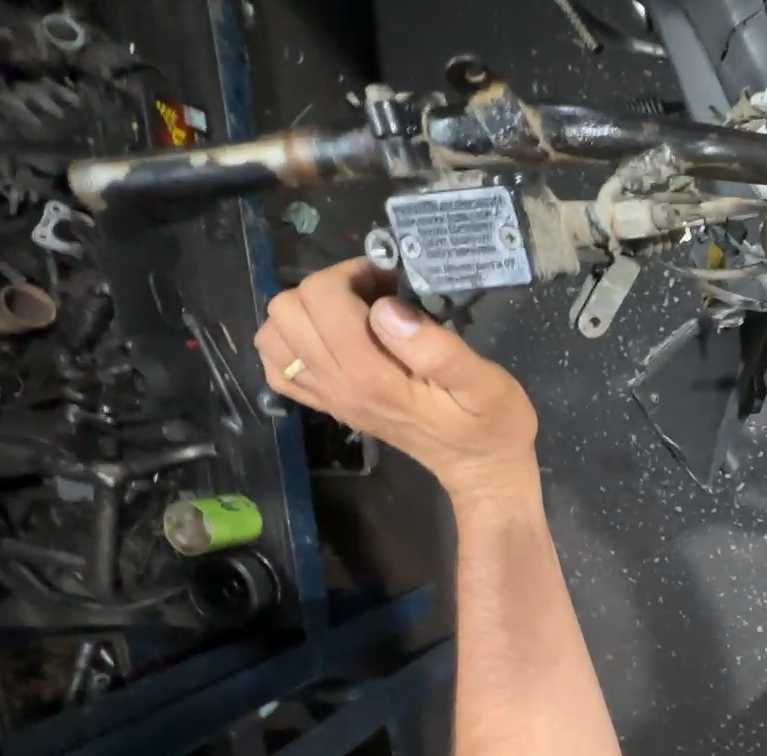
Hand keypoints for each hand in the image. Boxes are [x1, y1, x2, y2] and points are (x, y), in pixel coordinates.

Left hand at [254, 258, 538, 507]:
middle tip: (376, 295)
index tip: (394, 281)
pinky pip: (280, 367)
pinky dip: (294, 343)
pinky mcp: (331, 405)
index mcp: (373, 376)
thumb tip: (388, 309)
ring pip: (275, 333)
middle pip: (288, 310)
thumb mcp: (488, 385)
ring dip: (308, 312)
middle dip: (329, 288)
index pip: (324, 300)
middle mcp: (340, 385)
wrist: (482, 470)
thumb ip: (438, 349)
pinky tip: (333, 342)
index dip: (354, 275)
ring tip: (355, 315)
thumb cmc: (492, 426)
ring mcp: (331, 397)